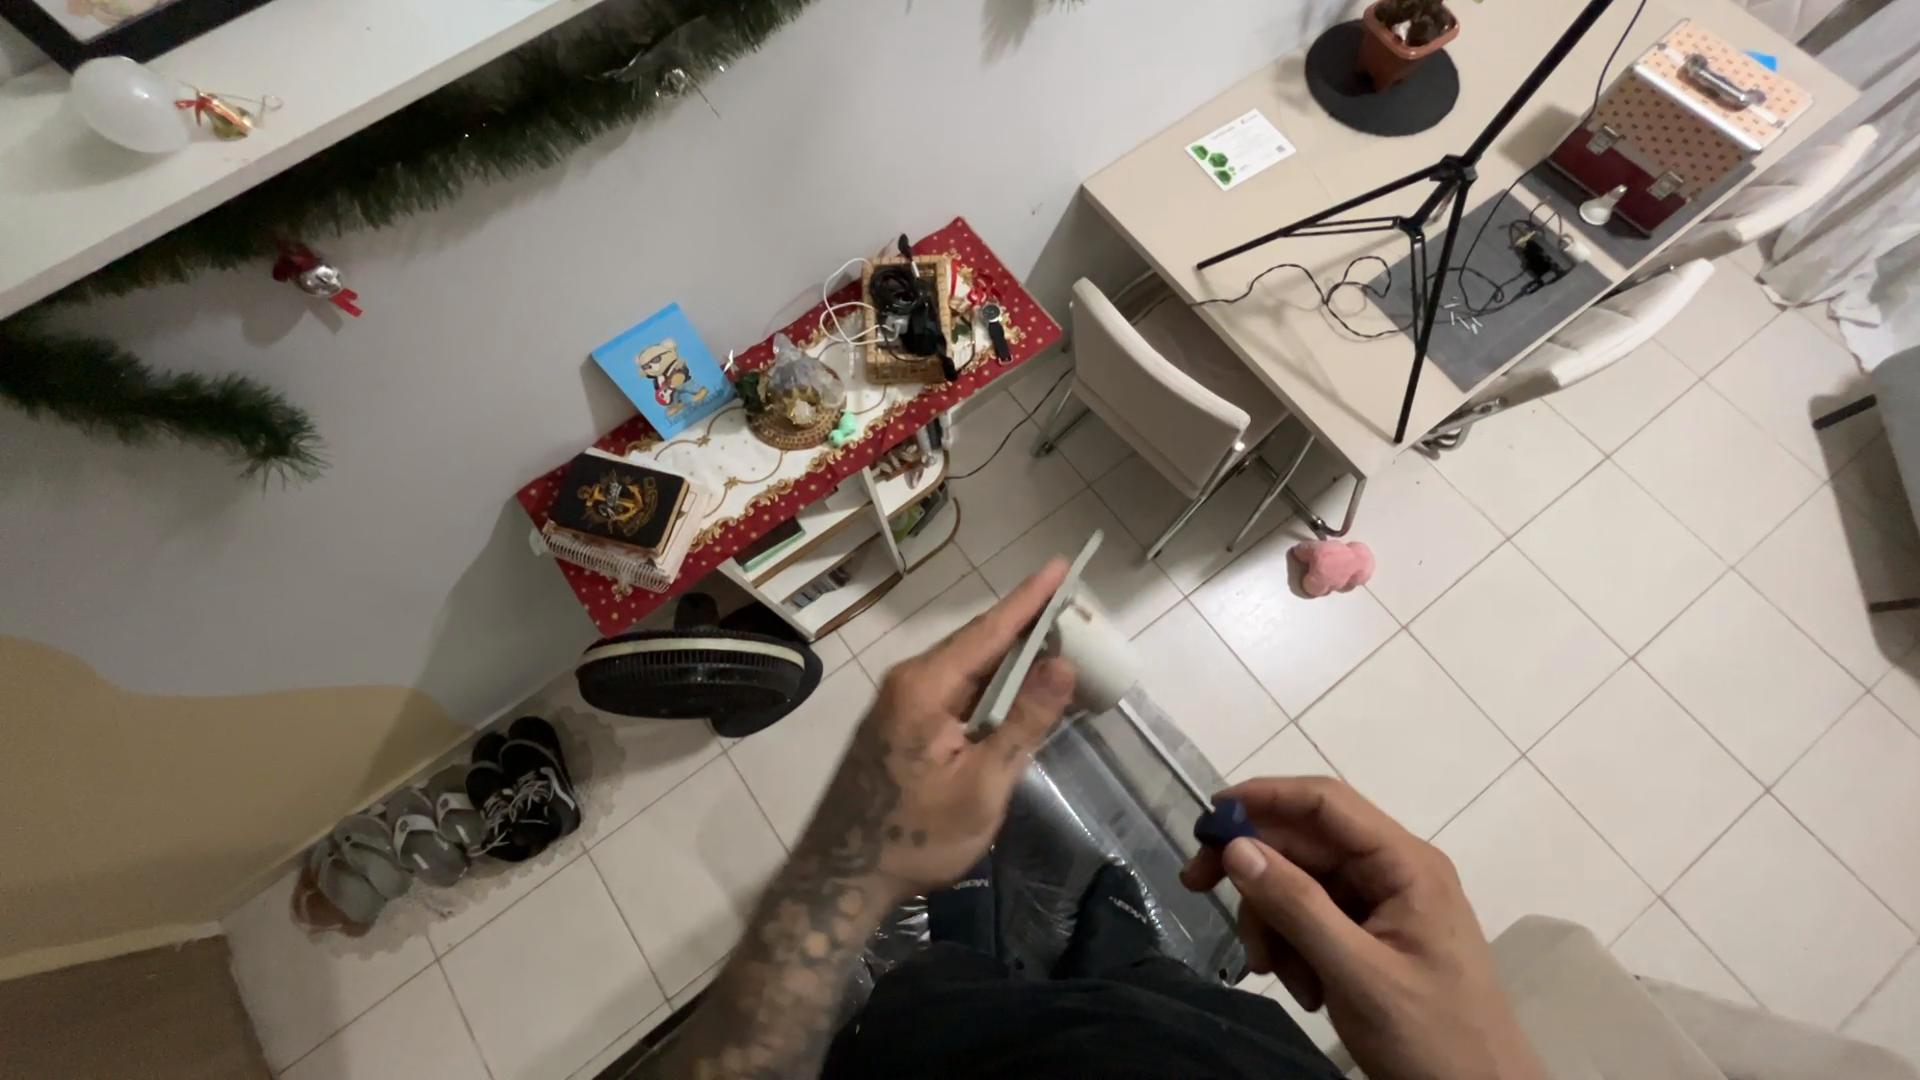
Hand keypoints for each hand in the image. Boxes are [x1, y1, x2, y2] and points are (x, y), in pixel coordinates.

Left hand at [796, 559, 1077, 903]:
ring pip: (966, 665)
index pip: (989, 631)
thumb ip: (1023, 723)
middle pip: (977, 642)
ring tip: (1053, 640)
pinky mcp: (902, 718)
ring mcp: (901, 698)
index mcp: (926, 686)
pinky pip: (954, 686)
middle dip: (1024, 624)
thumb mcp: (982, 786)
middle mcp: (909, 679)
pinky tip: (1014, 687)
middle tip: (1070, 609)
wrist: (843, 875)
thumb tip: (1062, 665)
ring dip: (1008, 655)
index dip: (1029, 599)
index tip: (1059, 565)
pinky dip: (989, 682)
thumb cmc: (916, 837)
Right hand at [1182, 777, 1546, 1079]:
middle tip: (1196, 884)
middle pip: (1300, 842)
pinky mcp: (1366, 932)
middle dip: (1252, 870)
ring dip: (1269, 919)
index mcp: (1404, 863)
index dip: (1263, 796)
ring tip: (1271, 970)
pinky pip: (1306, 914)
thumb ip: (1296, 907)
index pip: (1324, 802)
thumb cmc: (1437, 1042)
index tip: (1210, 817)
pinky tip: (1299, 985)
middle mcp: (1390, 869)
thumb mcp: (1360, 976)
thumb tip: (1234, 846)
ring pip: (1294, 879)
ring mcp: (1378, 901)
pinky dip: (1287, 943)